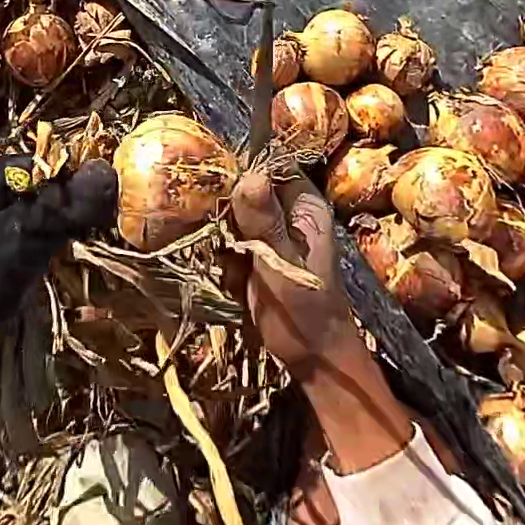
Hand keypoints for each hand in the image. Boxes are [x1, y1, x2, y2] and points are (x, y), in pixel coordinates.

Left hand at [0, 155, 115, 399]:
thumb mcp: (20, 244)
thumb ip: (65, 207)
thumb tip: (110, 170)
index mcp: (2, 170)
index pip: (69, 167)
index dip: (91, 195)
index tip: (102, 230)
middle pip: (60, 188)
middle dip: (78, 216)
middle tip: (83, 251)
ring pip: (49, 213)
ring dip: (63, 236)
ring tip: (63, 264)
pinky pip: (32, 232)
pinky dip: (45, 249)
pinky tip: (43, 272)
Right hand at [232, 170, 417, 472]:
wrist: (314, 360)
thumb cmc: (306, 309)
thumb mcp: (283, 262)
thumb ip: (265, 221)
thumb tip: (248, 175)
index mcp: (303, 204)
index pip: (269, 164)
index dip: (241, 166)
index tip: (211, 177)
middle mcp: (286, 212)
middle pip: (244, 187)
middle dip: (223, 205)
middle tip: (209, 225)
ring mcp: (269, 234)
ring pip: (230, 214)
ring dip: (217, 232)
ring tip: (221, 257)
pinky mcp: (254, 255)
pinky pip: (227, 240)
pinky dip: (219, 253)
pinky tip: (222, 272)